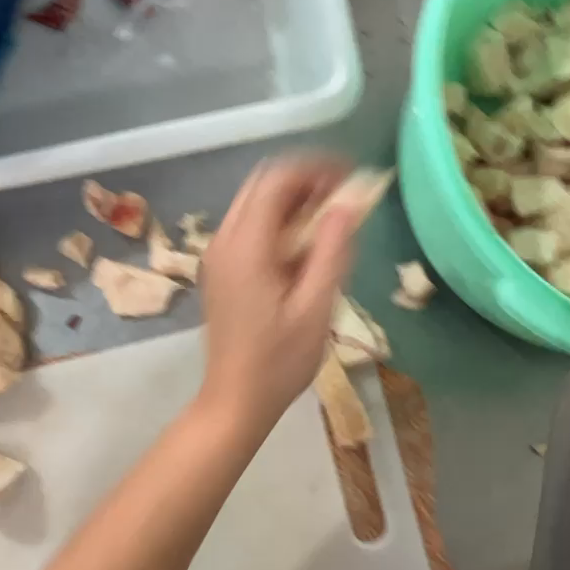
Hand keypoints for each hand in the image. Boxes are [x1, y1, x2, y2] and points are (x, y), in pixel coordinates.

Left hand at [197, 154, 358, 429]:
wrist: (235, 402)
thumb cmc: (279, 362)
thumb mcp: (316, 307)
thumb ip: (333, 249)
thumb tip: (350, 201)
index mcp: (245, 245)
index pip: (277, 178)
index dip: (316, 168)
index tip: (351, 178)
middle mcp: (223, 241)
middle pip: (263, 186)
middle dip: (305, 182)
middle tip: (344, 199)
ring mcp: (218, 257)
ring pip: (255, 206)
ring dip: (293, 204)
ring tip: (332, 224)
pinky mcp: (221, 272)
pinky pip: (249, 230)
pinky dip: (279, 226)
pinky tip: (306, 251)